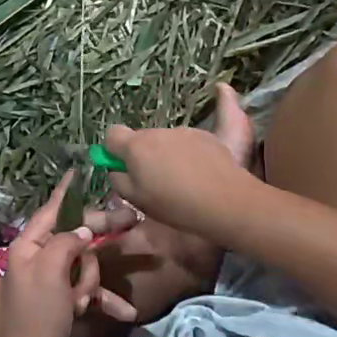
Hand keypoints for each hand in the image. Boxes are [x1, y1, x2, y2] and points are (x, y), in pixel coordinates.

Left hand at [0, 174, 130, 336]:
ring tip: (80, 304)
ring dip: (91, 285)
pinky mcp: (63, 299)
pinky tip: (125, 312)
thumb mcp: (50, 272)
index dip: (68, 191)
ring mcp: (52, 279)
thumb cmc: (37, 314)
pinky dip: (103, 299)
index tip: (79, 171)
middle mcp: (39, 256)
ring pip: (86, 265)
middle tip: (132, 221)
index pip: (53, 210)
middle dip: (96, 247)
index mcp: (29, 245)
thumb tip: (85, 230)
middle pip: (77, 236)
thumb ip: (68, 242)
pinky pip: (89, 290)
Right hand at [104, 83, 258, 239]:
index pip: (112, 134)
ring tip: (179, 180)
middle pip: (140, 138)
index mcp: (135, 146)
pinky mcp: (205, 136)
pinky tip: (197, 175)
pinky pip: (186, 143)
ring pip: (164, 140)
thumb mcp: (136, 199)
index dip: (113, 150)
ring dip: (165, 154)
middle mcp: (157, 132)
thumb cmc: (174, 204)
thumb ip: (118, 179)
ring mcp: (183, 131)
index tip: (122, 167)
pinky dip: (186, 154)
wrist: (225, 201)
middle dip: (142, 154)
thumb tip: (117, 167)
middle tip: (153, 180)